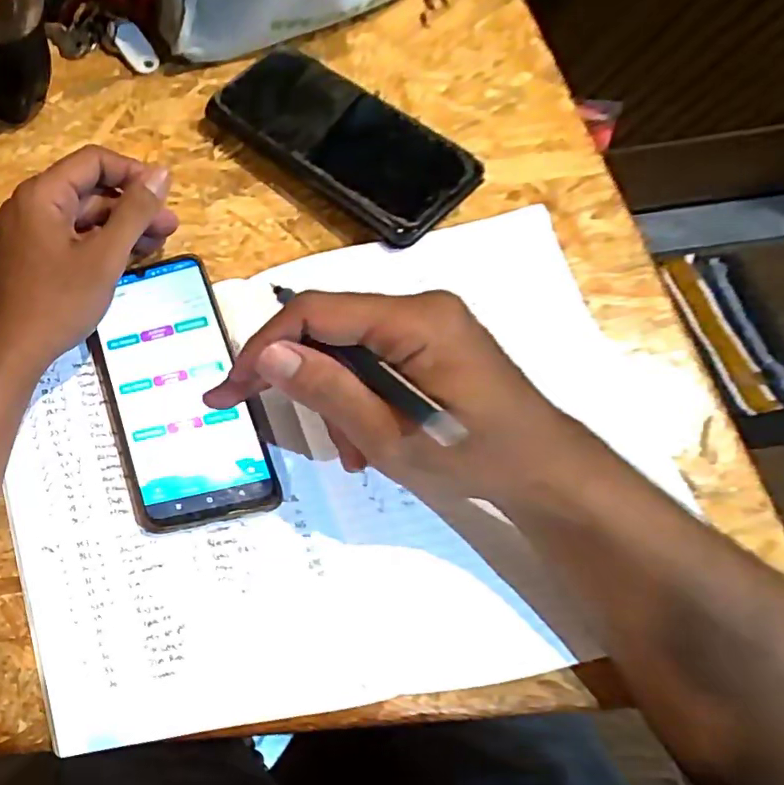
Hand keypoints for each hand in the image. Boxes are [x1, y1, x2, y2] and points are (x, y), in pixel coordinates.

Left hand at [0, 146, 176, 376]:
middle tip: (169, 227)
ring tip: (156, 245)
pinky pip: (67, 239)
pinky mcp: (28, 259)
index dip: (134, 172)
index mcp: (41, 195)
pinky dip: (96, 246)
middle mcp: (28, 206)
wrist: (12, 353)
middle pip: (88, 191)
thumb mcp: (105, 257)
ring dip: (118, 229)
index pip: (93, 161)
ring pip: (80, 218)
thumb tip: (161, 173)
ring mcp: (25, 234)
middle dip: (132, 207)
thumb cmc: (59, 303)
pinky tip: (126, 259)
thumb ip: (135, 211)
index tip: (162, 196)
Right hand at [203, 290, 619, 509]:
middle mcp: (418, 309)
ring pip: (338, 347)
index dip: (263, 346)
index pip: (313, 312)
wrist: (551, 475)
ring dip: (323, 394)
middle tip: (239, 404)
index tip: (231, 387)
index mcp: (415, 321)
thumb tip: (269, 355)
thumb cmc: (478, 459)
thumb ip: (328, 391)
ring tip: (344, 449)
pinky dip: (348, 397)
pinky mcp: (425, 345)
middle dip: (284, 370)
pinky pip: (363, 360)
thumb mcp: (391, 435)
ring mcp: (423, 326)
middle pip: (322, 326)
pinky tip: (360, 439)